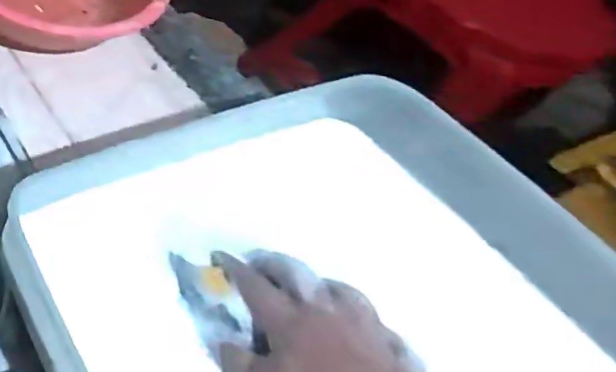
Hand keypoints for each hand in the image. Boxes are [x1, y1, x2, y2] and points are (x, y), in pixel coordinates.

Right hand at [213, 252, 420, 371]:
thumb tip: (223, 340)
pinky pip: (382, 329)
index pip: (250, 280)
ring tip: (313, 295)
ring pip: (342, 291)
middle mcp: (323, 312)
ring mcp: (366, 330)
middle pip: (293, 271)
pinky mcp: (399, 354)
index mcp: (287, 318)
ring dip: (322, 287)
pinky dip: (366, 325)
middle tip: (259, 269)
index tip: (216, 256)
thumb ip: (236, 359)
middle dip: (271, 264)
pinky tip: (362, 333)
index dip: (230, 265)